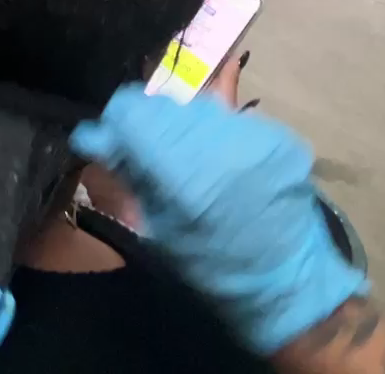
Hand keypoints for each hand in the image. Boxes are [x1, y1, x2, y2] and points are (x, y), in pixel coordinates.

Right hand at [70, 87, 367, 354]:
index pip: (130, 109)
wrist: (287, 282)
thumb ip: (127, 175)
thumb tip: (97, 137)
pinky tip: (218, 156)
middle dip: (149, 123)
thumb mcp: (155, 226)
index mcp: (178, 166)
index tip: (113, 137)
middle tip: (152, 151)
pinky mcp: (269, 132)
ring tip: (189, 156)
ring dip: (181, 123)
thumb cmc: (210, 263)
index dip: (117, 120)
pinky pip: (225, 114)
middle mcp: (211, 137)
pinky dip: (212, 130)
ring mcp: (245, 131)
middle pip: (161, 103)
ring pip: (193, 105)